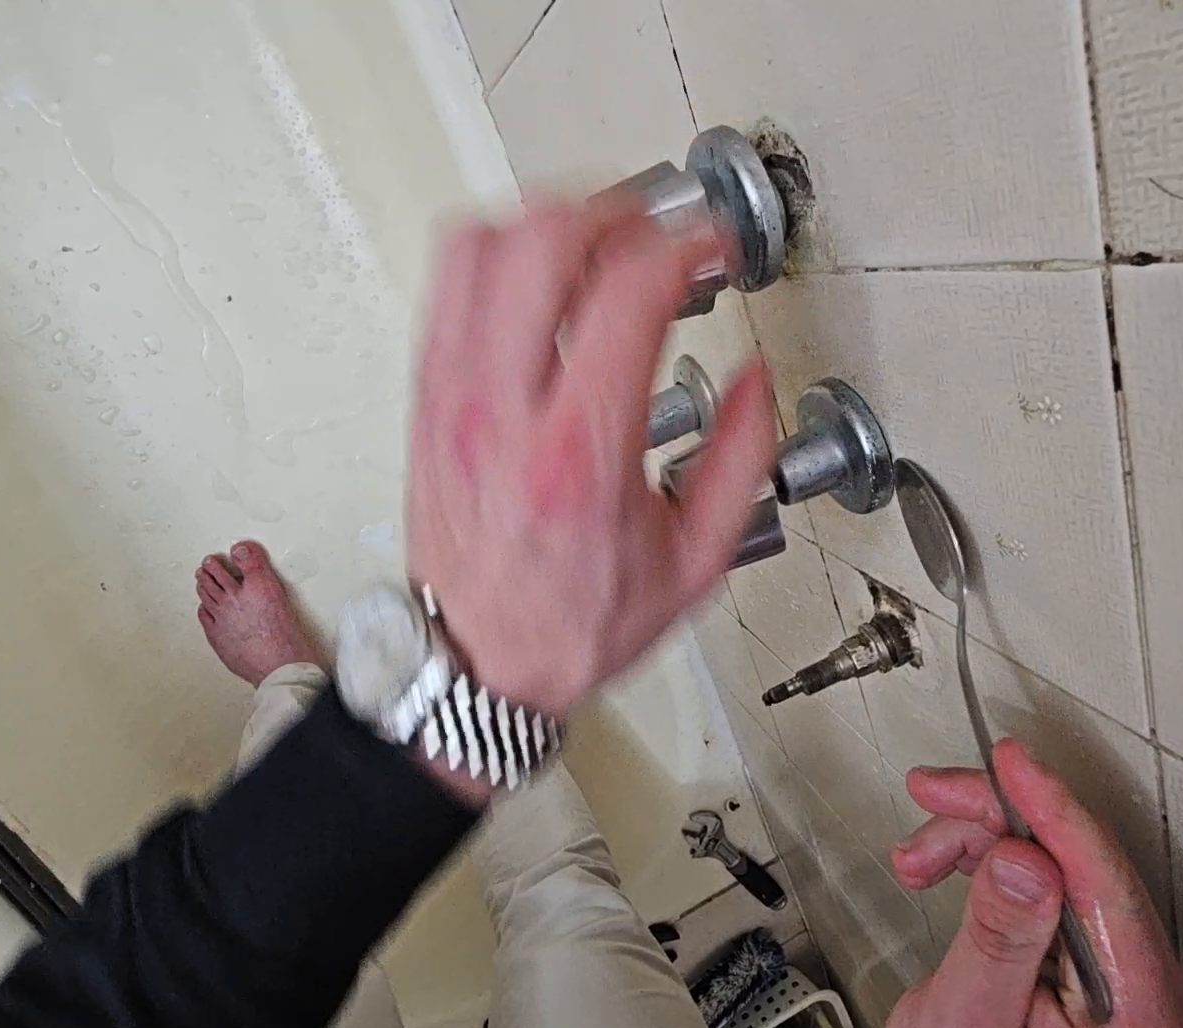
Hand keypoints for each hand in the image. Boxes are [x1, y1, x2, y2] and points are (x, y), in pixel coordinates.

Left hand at [406, 198, 775, 718]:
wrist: (478, 661)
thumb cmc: (574, 624)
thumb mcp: (694, 563)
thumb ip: (742, 461)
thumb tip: (756, 380)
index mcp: (583, 454)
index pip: (630, 291)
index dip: (685, 243)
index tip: (711, 247)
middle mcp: (505, 413)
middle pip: (544, 241)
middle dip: (615, 211)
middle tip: (655, 233)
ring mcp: (452, 400)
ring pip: (480, 246)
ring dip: (548, 220)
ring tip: (596, 242)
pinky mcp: (426, 401)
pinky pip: (446, 288)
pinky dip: (496, 254)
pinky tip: (536, 280)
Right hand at [885, 740, 1182, 1027]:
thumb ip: (995, 946)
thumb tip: (1022, 860)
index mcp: (1136, 1024)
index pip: (1101, 882)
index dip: (1051, 808)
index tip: (1010, 762)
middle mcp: (1148, 993)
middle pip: (1077, 860)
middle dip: (992, 819)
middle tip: (933, 795)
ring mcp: (1126, 976)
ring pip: (1056, 862)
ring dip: (979, 842)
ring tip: (920, 858)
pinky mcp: (1097, 962)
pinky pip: (1049, 884)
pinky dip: (991, 865)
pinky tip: (949, 867)